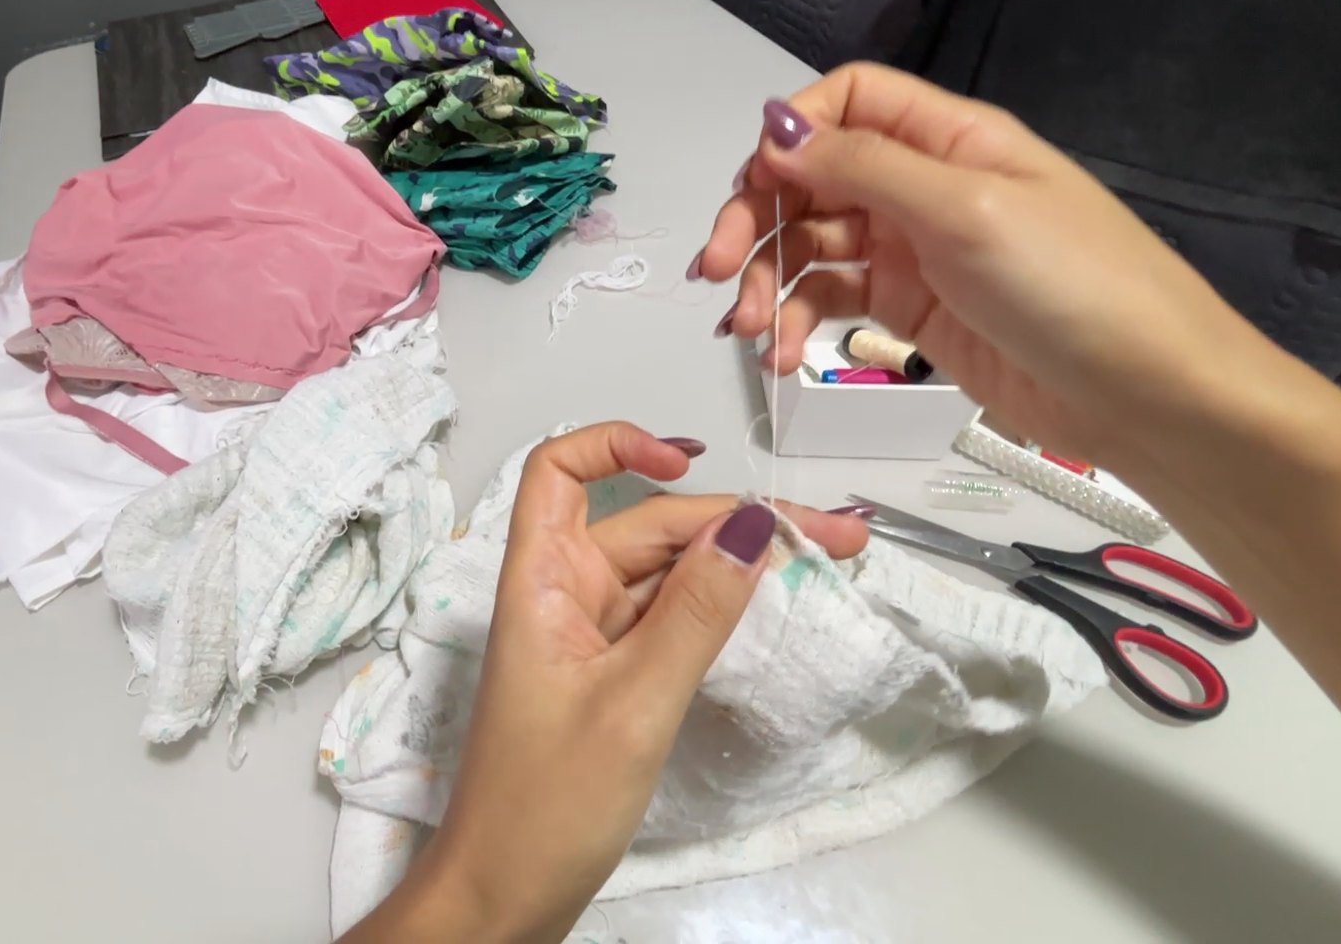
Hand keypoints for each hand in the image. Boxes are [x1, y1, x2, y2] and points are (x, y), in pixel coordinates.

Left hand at [340, 423, 868, 942]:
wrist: (506, 894)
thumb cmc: (551, 801)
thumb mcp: (635, 702)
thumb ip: (696, 612)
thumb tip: (752, 525)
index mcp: (542, 576)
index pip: (558, 471)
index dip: (615, 445)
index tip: (687, 461)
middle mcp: (565, 586)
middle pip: (646, 524)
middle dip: (732, 520)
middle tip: (834, 533)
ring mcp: (592, 627)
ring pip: (666, 569)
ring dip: (737, 560)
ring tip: (826, 555)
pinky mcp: (613, 664)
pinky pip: (668, 613)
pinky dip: (717, 603)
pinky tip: (771, 598)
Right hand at [700, 62, 1280, 459]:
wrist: (1137, 394)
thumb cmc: (1068, 285)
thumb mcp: (965, 211)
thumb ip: (865, 167)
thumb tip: (775, 129)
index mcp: (944, 140)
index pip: (847, 103)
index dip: (792, 132)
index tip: (755, 182)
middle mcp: (915, 186)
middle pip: (809, 181)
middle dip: (754, 222)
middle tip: (712, 271)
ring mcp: (904, 250)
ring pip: (806, 246)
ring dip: (765, 283)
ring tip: (748, 331)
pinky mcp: (898, 306)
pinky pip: (825, 299)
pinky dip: (793, 322)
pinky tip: (777, 354)